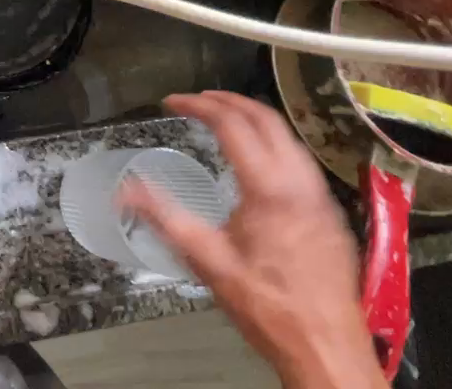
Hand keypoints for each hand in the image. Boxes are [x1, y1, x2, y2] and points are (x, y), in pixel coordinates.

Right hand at [120, 92, 387, 388]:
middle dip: (229, 100)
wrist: (327, 352)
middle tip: (197, 99)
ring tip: (222, 119)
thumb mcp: (206, 261)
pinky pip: (299, 159)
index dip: (198, 105)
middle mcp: (301, 184)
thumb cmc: (265, 306)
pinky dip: (272, 141)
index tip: (170, 102)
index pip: (232, 124)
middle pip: (267, 119)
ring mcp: (321, 198)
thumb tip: (121, 190)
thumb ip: (163, 218)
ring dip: (253, 118)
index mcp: (270, 189)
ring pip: (288, 137)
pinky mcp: (330, 215)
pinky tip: (255, 160)